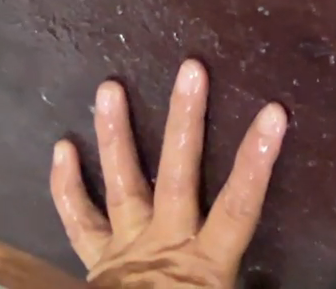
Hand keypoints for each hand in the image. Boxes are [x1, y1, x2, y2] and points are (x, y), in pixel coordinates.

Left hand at [51, 60, 287, 288]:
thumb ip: (236, 277)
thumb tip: (271, 277)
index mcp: (206, 266)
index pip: (241, 205)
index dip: (257, 159)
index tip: (274, 111)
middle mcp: (166, 245)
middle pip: (180, 175)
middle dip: (186, 120)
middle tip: (191, 67)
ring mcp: (126, 249)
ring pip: (122, 183)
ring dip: (116, 133)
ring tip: (108, 87)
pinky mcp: (96, 261)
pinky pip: (78, 221)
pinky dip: (66, 186)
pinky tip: (62, 148)